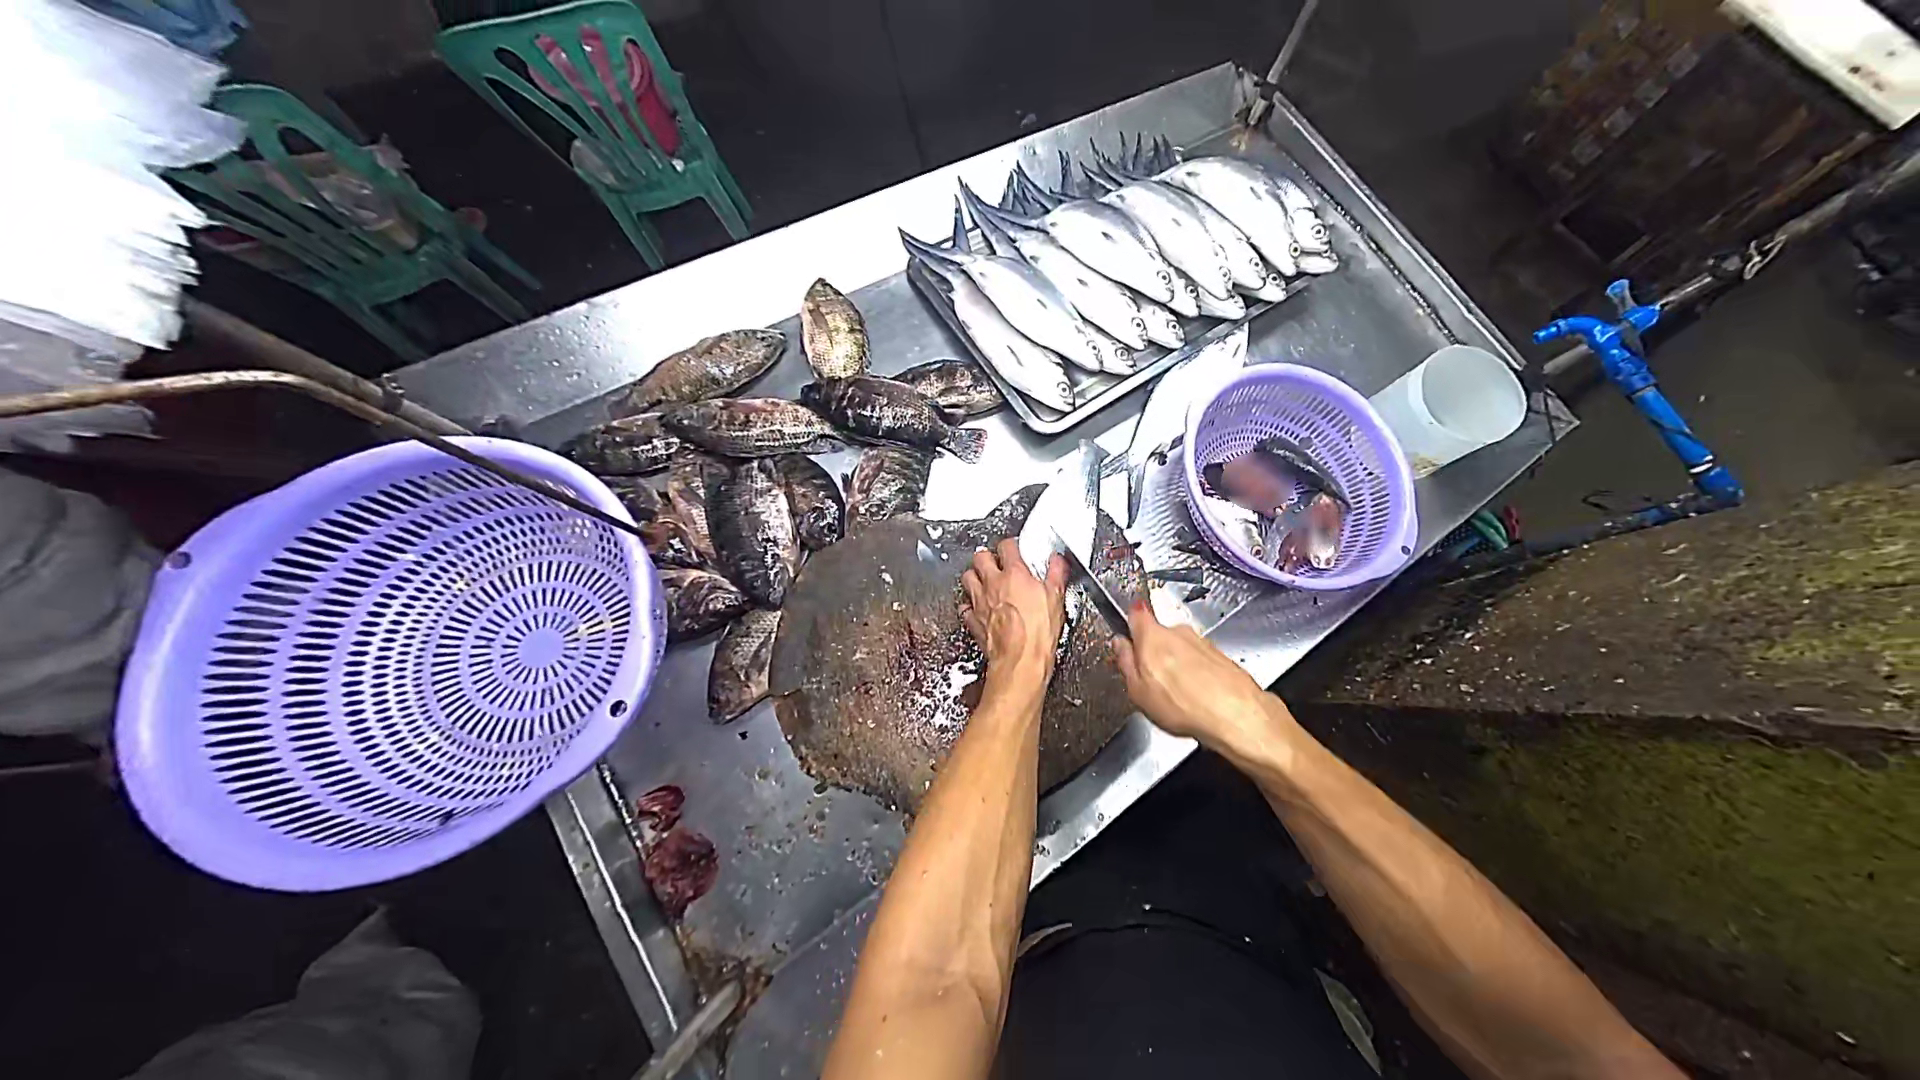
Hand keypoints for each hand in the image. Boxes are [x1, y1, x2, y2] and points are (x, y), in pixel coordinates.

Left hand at [960, 539, 1067, 679]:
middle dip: (987, 556)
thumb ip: (1056, 574)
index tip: (1015, 548)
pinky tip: (976, 606)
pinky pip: (964, 606)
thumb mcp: (1056, 598)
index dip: (1011, 545)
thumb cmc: (1037, 633)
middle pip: (980, 557)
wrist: (1020, 660)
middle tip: (995, 561)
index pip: (1007, 547)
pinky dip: (968, 604)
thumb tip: (1057, 560)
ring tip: (983, 578)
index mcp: (1014, 575)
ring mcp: (980, 602)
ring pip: (967, 578)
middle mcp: (993, 584)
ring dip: (974, 576)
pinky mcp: (973, 620)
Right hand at [1114, 601, 1294, 762]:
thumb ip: (1125, 662)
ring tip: (1175, 697)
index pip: (1137, 612)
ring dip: (1176, 666)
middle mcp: (1178, 632)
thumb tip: (1120, 645)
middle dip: (1153, 653)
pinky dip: (1195, 675)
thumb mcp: (1137, 690)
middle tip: (1150, 680)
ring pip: (1180, 650)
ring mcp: (1202, 643)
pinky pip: (1199, 662)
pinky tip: (1195, 699)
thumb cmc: (1186, 704)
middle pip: (1158, 635)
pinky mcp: (1221, 657)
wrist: (1236, 715)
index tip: (1127, 629)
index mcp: (1152, 635)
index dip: (1129, 619)